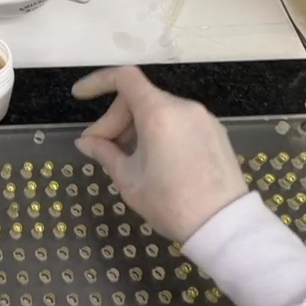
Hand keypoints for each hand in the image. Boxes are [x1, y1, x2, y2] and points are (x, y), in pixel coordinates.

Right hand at [71, 66, 247, 243]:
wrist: (225, 227)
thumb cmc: (171, 203)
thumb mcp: (128, 179)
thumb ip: (104, 153)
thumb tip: (86, 143)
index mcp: (158, 113)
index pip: (123, 78)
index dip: (97, 82)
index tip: (79, 96)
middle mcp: (182, 107)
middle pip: (137, 98)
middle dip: (114, 120)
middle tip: (100, 148)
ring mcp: (202, 119)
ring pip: (158, 110)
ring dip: (135, 127)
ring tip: (126, 157)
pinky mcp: (215, 132)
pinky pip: (177, 121)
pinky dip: (157, 130)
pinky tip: (153, 158)